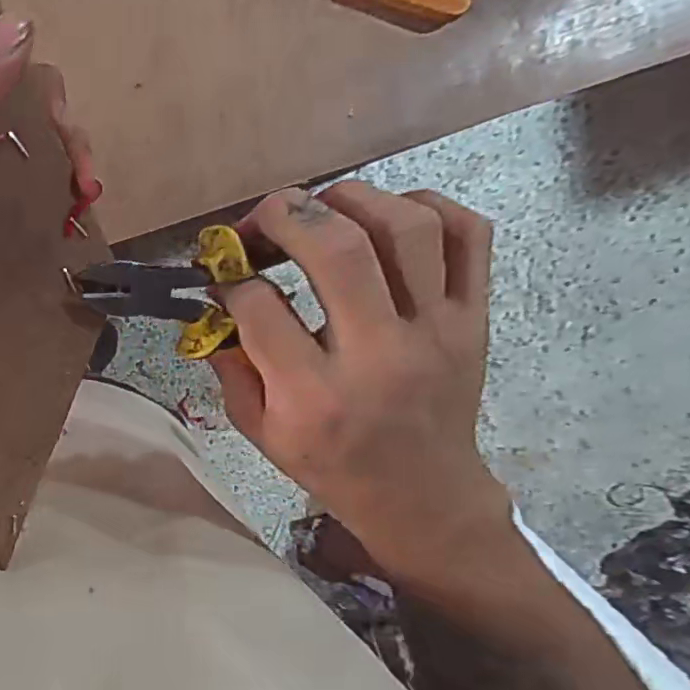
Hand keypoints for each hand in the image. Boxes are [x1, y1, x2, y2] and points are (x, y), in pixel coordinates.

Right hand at [208, 182, 512, 582]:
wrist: (419, 490)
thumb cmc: (326, 462)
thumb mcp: (256, 428)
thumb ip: (230, 365)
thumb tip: (216, 305)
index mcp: (313, 392)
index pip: (261, 307)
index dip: (231, 280)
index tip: (221, 277)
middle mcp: (378, 353)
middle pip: (339, 252)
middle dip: (288, 217)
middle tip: (261, 217)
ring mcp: (437, 329)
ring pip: (407, 228)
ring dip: (353, 199)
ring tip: (320, 205)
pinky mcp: (474, 317)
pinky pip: (467, 235)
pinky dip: (425, 206)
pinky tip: (384, 214)